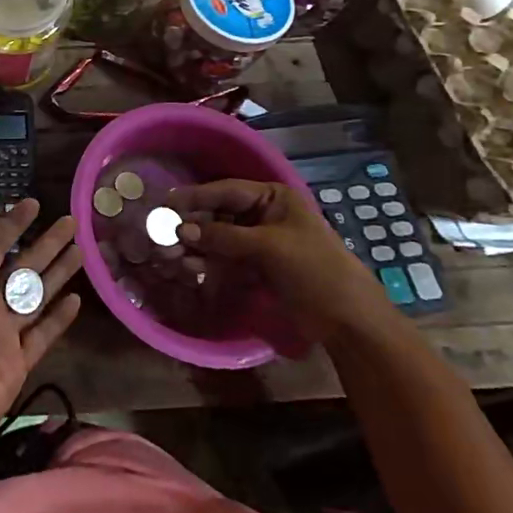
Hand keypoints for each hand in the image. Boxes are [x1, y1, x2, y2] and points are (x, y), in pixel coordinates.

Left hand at [0, 200, 83, 486]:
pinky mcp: (17, 367)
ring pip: (38, 297)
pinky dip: (59, 319)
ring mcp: (4, 337)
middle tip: (71, 220)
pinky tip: (76, 300)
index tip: (32, 202)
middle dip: (46, 244)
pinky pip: (42, 337)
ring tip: (81, 249)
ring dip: (59, 273)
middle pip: (23, 268)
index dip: (10, 225)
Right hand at [167, 180, 382, 312]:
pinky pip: (225, 259)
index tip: (166, 203)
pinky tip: (191, 269)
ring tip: (173, 256)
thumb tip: (181, 229)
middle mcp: (264, 215)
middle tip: (163, 235)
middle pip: (219, 214)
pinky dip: (208, 263)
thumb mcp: (270, 247)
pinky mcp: (257, 267)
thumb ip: (224, 237)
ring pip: (218, 239)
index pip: (227, 191)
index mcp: (274, 198)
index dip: (196, 197)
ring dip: (196, 246)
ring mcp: (260, 242)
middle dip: (192, 225)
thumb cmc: (315, 270)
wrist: (348, 320)